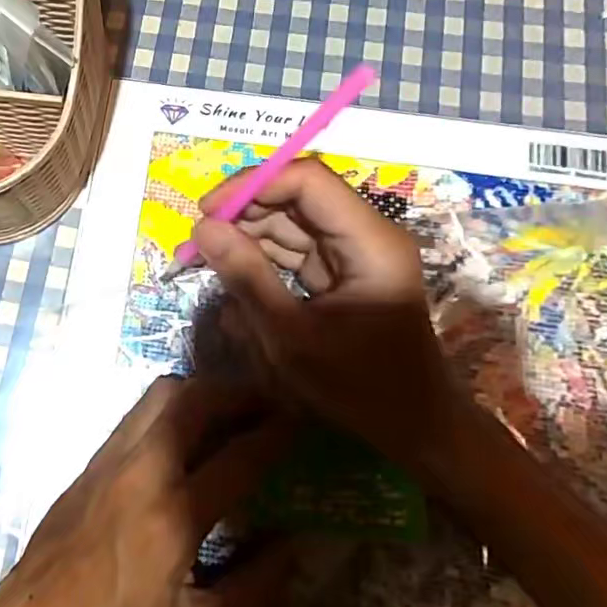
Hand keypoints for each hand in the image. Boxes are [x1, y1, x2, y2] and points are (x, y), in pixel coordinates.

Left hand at [0, 377, 293, 606]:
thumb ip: (256, 589)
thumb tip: (289, 541)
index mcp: (172, 517)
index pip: (238, 457)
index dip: (276, 435)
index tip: (300, 422)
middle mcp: (140, 471)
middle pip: (195, 400)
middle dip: (238, 393)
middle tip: (268, 404)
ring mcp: (109, 458)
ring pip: (161, 394)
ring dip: (202, 392)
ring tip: (229, 411)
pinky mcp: (90, 461)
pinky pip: (138, 412)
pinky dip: (171, 406)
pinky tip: (185, 432)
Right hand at [189, 158, 478, 486]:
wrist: (412, 427)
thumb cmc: (359, 387)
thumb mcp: (292, 337)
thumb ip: (247, 277)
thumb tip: (202, 228)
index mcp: (370, 241)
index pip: (308, 180)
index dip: (253, 185)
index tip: (206, 213)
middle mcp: (366, 234)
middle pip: (296, 197)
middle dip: (242, 215)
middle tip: (194, 245)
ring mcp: (354, 251)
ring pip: (290, 222)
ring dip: (245, 238)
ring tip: (201, 262)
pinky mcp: (341, 271)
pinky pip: (294, 250)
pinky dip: (260, 260)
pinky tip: (230, 276)